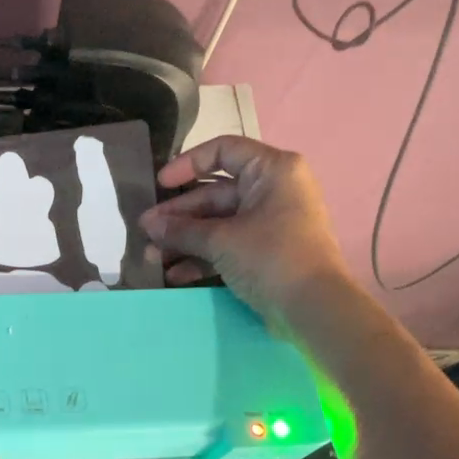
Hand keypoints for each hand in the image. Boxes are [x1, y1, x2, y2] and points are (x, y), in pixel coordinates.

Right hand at [139, 136, 351, 322]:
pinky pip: (227, 246)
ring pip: (217, 223)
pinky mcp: (264, 252)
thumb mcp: (222, 241)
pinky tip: (174, 276)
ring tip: (152, 259)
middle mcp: (272, 190)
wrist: (313, 307)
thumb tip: (149, 224)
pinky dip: (202, 258)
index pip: (223, 151)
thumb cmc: (271, 257)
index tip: (160, 185)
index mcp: (272, 170)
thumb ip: (182, 230)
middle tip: (146, 232)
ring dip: (184, 241)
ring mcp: (269, 223)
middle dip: (178, 215)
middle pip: (214, 193)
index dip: (188, 164)